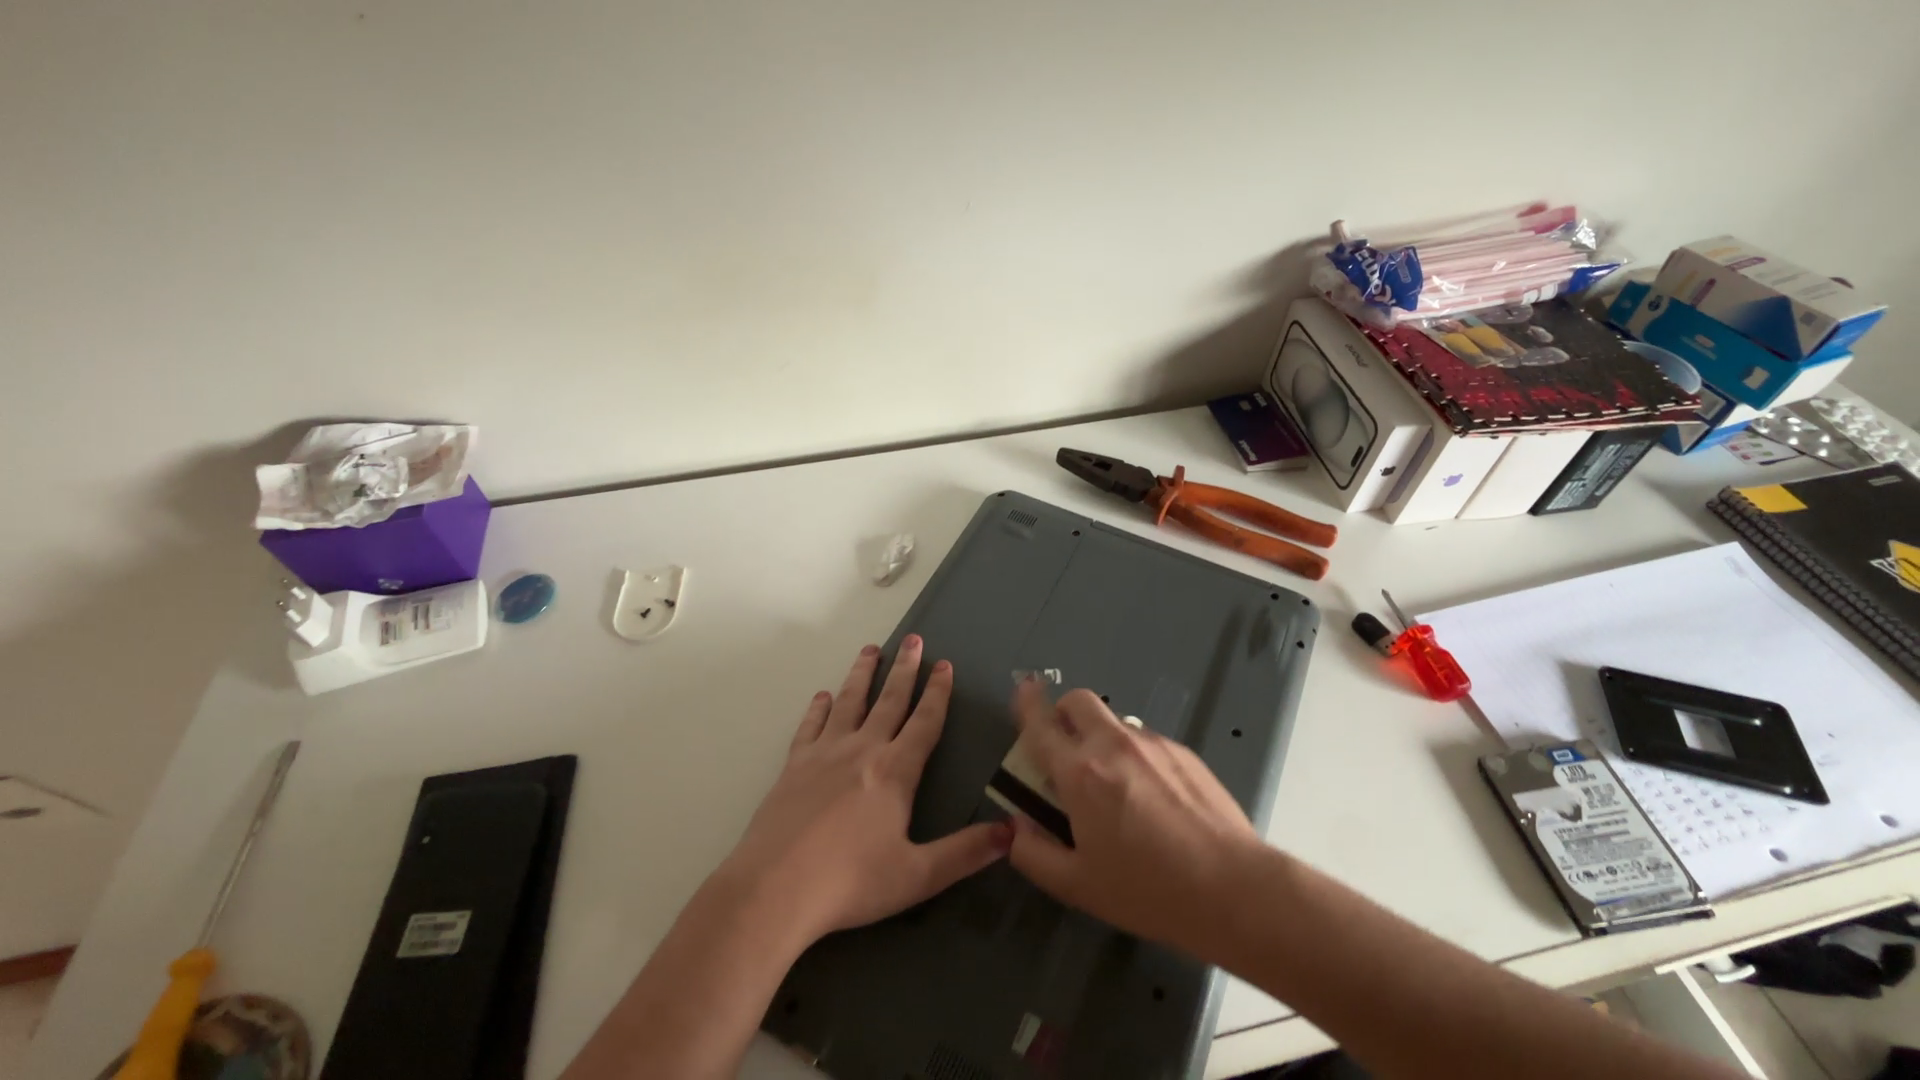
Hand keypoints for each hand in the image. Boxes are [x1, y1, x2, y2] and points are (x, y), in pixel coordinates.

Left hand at [717, 637, 1011, 947]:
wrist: (773, 889)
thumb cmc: (850, 883)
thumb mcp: (918, 876)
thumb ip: (965, 852)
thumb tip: (1012, 832)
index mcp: (895, 773)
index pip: (924, 723)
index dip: (937, 694)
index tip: (945, 666)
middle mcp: (861, 752)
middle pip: (888, 702)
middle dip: (904, 670)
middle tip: (914, 640)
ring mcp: (823, 755)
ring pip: (848, 703)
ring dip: (862, 675)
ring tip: (870, 650)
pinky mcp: (792, 767)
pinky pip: (810, 727)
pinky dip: (818, 708)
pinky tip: (822, 697)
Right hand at [1006, 679, 1264, 959]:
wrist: (1232, 888)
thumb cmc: (1147, 890)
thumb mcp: (1076, 885)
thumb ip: (1033, 853)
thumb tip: (1016, 828)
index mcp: (1080, 773)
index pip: (1041, 724)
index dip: (1026, 703)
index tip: (1022, 690)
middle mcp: (1115, 745)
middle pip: (1079, 702)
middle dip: (1063, 712)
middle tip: (1063, 747)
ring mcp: (1155, 745)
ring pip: (1115, 722)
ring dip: (1101, 738)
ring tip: (1113, 786)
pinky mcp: (1186, 754)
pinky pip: (1147, 742)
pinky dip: (1135, 756)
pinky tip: (1151, 800)